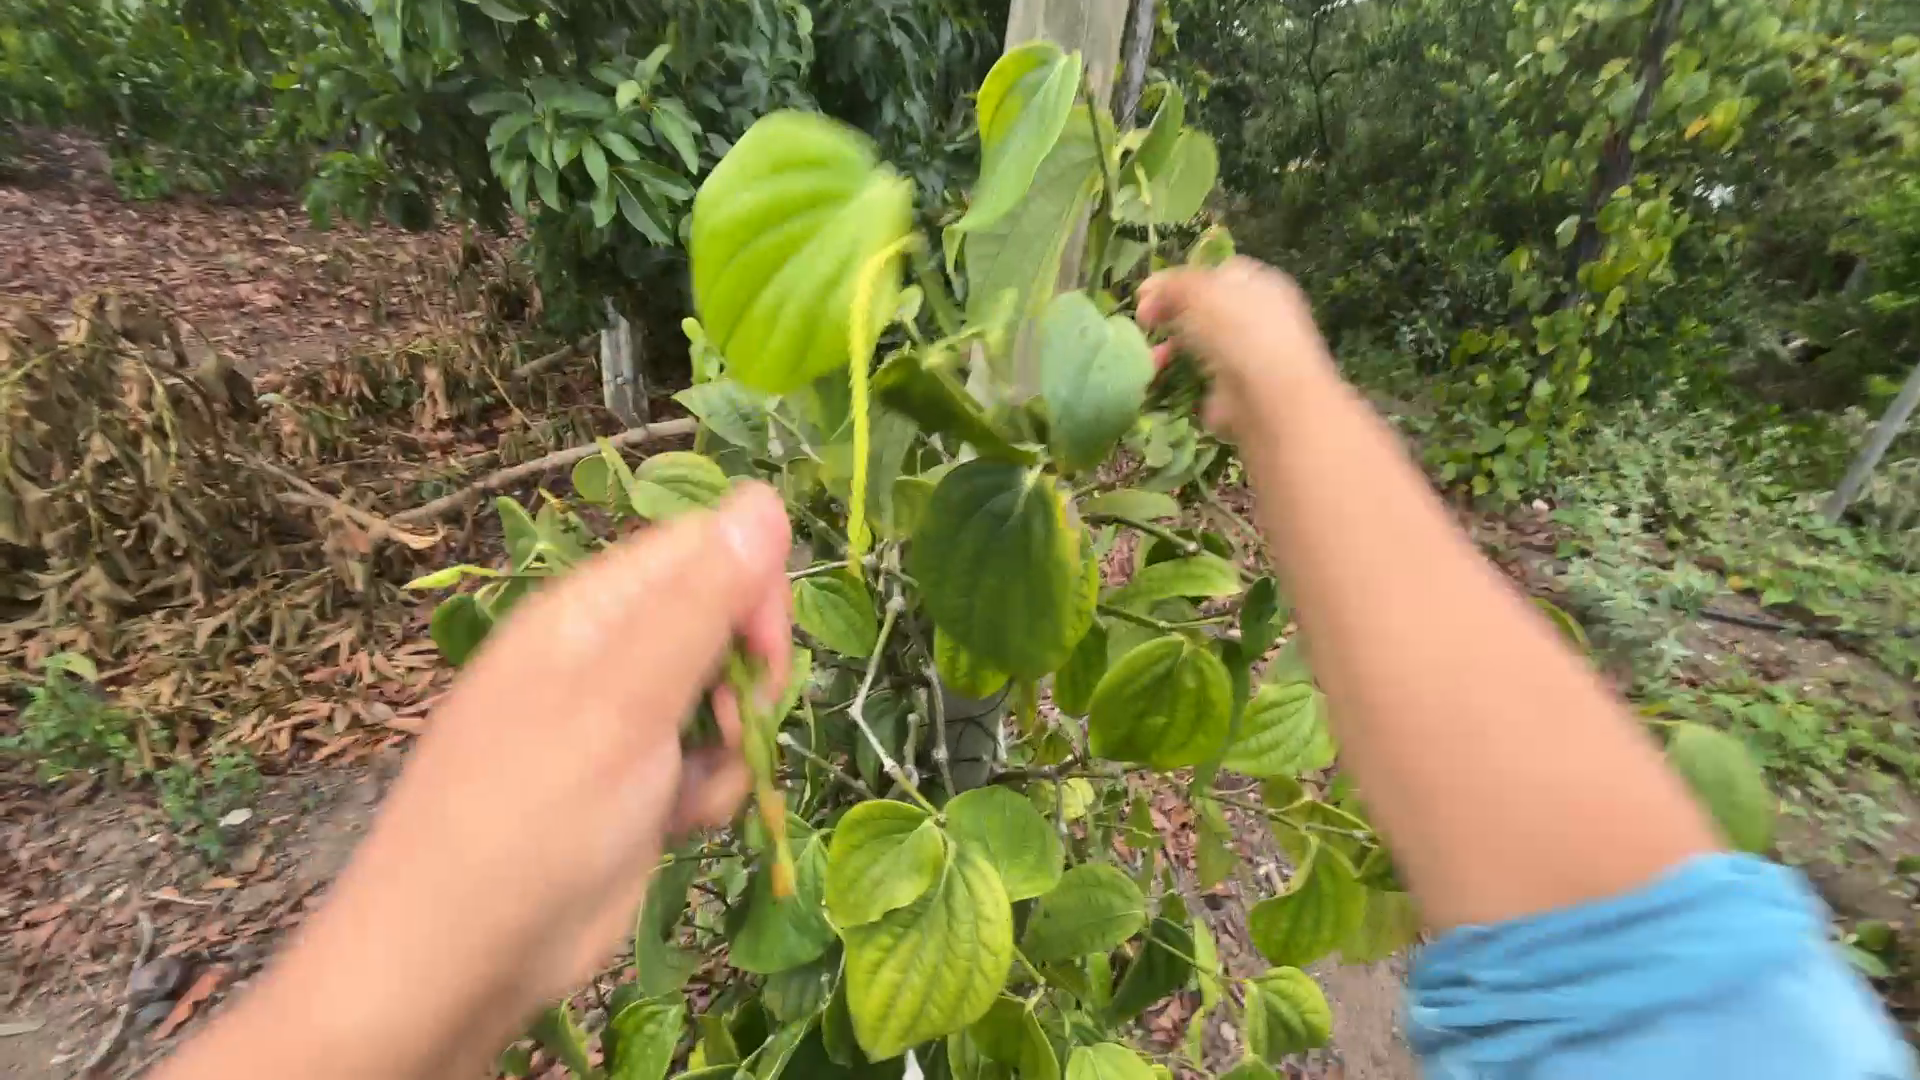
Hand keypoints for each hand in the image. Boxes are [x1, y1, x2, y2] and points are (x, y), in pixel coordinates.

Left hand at [162, 484, 793, 1079]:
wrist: (456, 973)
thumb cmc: (532, 820)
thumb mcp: (625, 701)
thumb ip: (700, 602)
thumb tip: (764, 498)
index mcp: (594, 609)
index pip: (706, 548)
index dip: (753, 588)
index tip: (766, 653)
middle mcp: (613, 651)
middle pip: (725, 619)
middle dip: (750, 673)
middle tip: (736, 726)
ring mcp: (628, 716)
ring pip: (727, 693)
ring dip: (736, 739)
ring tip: (700, 784)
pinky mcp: (643, 775)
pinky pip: (711, 753)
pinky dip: (713, 784)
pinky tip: (683, 820)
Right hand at [1136, 257, 1337, 436]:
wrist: (1266, 395)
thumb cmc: (1238, 330)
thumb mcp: (1200, 291)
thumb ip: (1171, 286)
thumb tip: (1146, 293)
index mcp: (1257, 285)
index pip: (1215, 274)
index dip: (1181, 280)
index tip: (1150, 293)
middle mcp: (1254, 318)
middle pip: (1203, 311)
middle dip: (1170, 316)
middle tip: (1143, 322)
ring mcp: (1244, 357)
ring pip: (1197, 345)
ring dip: (1168, 349)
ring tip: (1150, 356)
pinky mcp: (1232, 391)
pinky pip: (1196, 378)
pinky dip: (1175, 377)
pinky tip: (1161, 377)